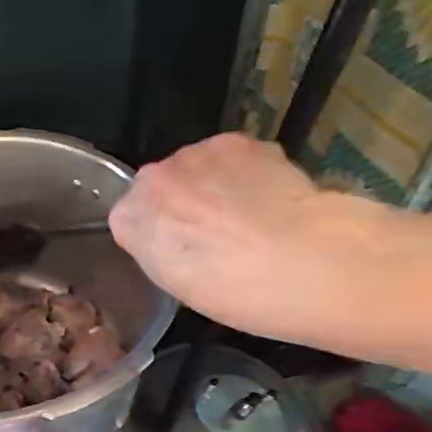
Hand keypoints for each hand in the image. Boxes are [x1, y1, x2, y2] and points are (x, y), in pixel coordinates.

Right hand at [108, 132, 383, 338]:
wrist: (303, 260)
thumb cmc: (232, 291)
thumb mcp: (174, 283)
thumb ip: (157, 248)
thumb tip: (173, 233)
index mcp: (129, 219)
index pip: (129, 218)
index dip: (156, 233)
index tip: (178, 250)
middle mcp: (152, 179)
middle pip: (159, 186)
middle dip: (180, 202)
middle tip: (213, 233)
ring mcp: (195, 154)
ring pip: (195, 167)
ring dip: (212, 183)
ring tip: (245, 214)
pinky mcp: (239, 140)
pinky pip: (231, 156)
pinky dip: (244, 171)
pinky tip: (267, 195)